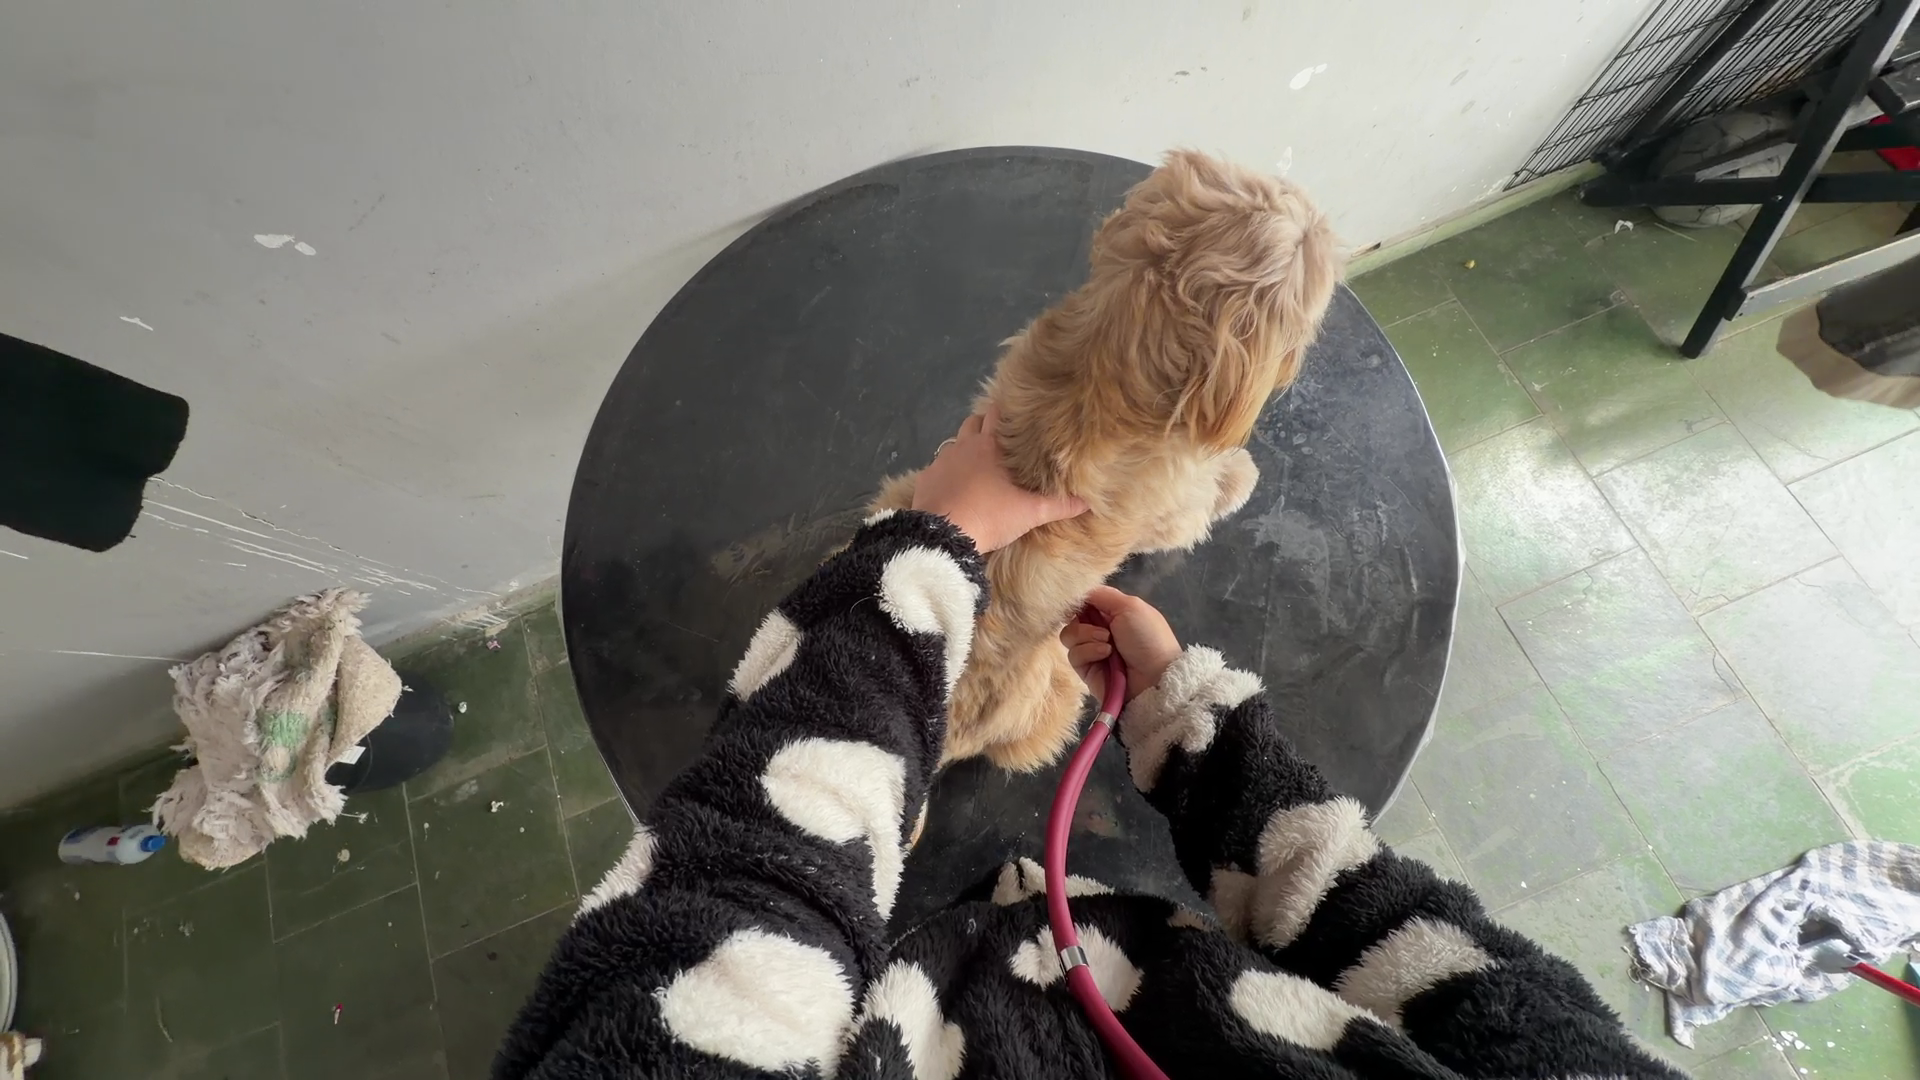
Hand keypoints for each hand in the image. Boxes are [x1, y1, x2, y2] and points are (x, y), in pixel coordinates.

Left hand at [911, 406, 1087, 552]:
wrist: (943, 536)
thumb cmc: (990, 516)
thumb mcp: (1030, 513)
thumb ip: (1059, 506)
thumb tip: (1089, 501)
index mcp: (990, 445)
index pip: (997, 414)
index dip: (1007, 414)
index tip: (1017, 419)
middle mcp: (963, 445)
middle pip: (973, 422)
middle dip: (984, 426)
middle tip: (1000, 440)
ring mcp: (941, 461)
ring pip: (954, 442)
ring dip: (965, 448)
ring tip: (978, 464)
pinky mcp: (926, 478)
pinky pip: (938, 467)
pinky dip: (947, 472)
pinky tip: (954, 487)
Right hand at [1060, 586, 1182, 703]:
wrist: (1155, 678)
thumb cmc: (1147, 637)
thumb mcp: (1130, 606)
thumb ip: (1101, 594)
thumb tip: (1078, 591)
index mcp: (1113, 612)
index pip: (1086, 600)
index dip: (1078, 599)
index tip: (1076, 600)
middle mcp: (1100, 629)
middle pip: (1073, 617)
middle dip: (1082, 619)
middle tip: (1101, 627)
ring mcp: (1092, 649)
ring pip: (1069, 635)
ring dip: (1087, 636)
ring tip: (1107, 643)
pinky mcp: (1086, 669)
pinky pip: (1074, 654)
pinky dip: (1089, 651)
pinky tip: (1106, 655)